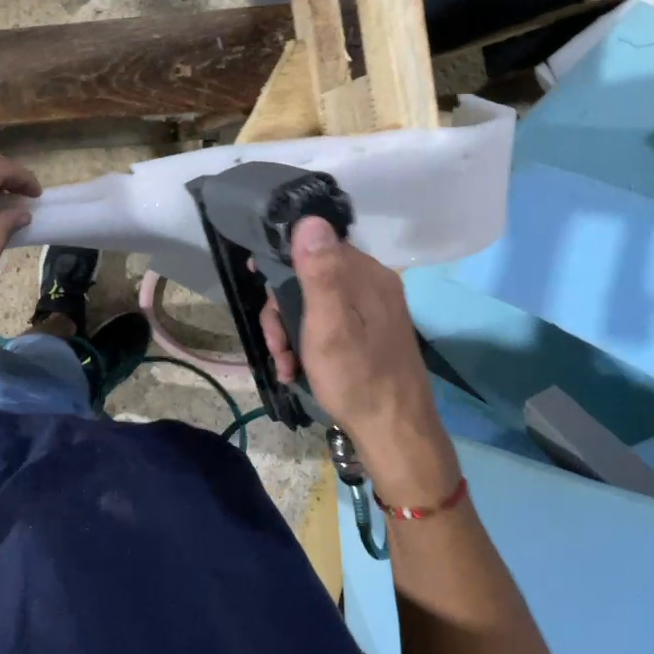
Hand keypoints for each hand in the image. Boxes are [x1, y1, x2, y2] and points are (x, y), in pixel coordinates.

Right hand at [261, 216, 460, 504]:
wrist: (394, 434)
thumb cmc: (357, 379)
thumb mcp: (329, 325)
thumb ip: (319, 273)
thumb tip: (309, 219)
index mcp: (367, 276)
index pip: (315, 245)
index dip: (282, 264)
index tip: (259, 286)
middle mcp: (373, 286)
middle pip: (311, 277)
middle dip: (282, 309)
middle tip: (276, 344)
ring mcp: (373, 312)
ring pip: (314, 305)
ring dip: (289, 332)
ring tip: (284, 363)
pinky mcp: (369, 336)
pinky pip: (328, 325)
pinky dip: (307, 345)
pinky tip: (297, 370)